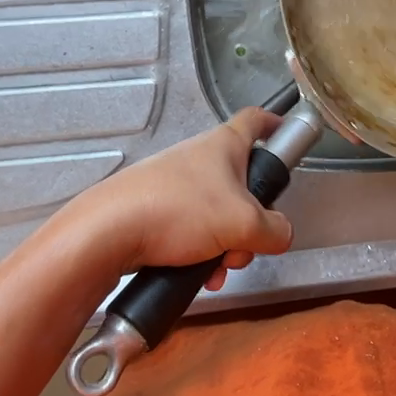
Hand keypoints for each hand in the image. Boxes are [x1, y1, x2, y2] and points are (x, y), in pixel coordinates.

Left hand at [66, 108, 293, 290]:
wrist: (108, 234)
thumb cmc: (177, 211)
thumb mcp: (243, 224)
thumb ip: (275, 230)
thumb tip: (281, 234)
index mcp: (224, 145)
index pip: (256, 120)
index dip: (275, 124)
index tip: (286, 134)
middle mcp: (199, 159)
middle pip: (243, 183)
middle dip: (253, 219)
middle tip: (249, 241)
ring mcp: (176, 185)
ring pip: (219, 214)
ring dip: (227, 244)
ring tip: (218, 267)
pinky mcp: (156, 210)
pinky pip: (193, 231)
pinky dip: (201, 253)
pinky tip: (198, 275)